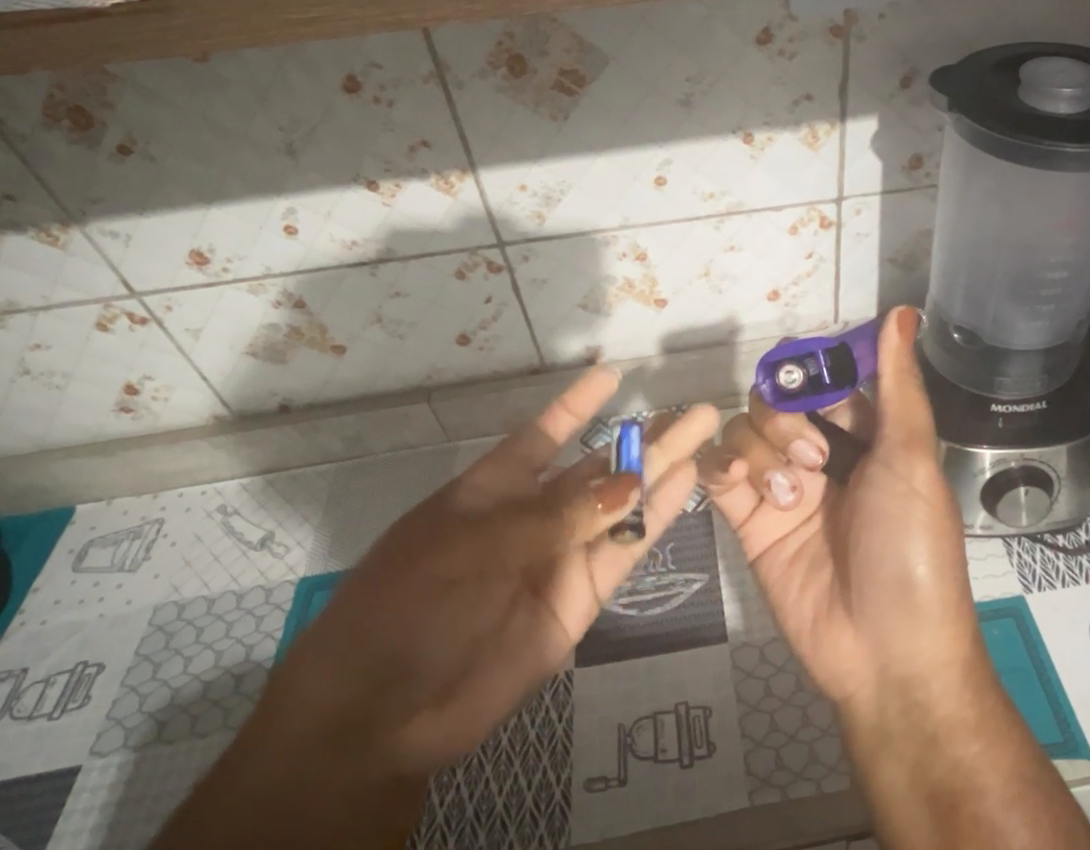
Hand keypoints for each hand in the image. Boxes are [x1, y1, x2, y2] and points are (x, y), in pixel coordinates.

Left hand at [273, 368, 718, 771]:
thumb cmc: (408, 607)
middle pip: (593, 471)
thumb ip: (555, 517)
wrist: (385, 713)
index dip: (575, 407)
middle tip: (696, 411)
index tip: (614, 376)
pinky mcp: (578, 603)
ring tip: (704, 438)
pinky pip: (621, 555)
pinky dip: (653, 524)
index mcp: (488, 493)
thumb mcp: (473, 547)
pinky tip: (684, 489)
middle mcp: (529, 520)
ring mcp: (556, 561)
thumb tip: (631, 483)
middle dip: (640, 441)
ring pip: (618, 510)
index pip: (540, 437)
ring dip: (659, 474)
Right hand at [705, 311, 1089, 849]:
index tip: (814, 386)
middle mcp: (825, 457)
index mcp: (872, 439)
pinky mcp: (749, 521)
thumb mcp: (911, 459)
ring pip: (744, 429)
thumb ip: (897, 384)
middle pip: (777, 400)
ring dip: (762, 448)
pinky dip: (723, 466)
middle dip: (787, 417)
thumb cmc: (911, 550)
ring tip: (791, 493)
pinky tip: (746, 487)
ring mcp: (783, 489)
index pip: (829, 381)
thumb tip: (905, 310)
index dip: (816, 375)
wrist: (885, 653)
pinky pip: (719, 471)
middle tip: (815, 458)